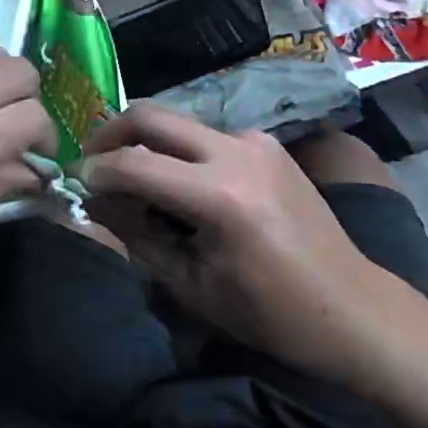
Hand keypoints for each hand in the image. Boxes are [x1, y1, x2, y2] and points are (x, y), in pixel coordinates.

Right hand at [81, 104, 381, 376]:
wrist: (353, 307)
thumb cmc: (270, 312)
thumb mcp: (191, 284)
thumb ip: (136, 234)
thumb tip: (93, 200)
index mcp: (220, 195)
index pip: (135, 163)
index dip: (96, 170)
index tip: (75, 181)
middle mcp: (237, 151)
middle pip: (153, 115)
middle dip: (111, 132)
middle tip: (92, 160)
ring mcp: (256, 140)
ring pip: (179, 122)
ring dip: (147, 141)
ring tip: (133, 178)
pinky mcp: (267, 143)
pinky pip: (207, 135)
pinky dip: (180, 150)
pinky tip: (179, 183)